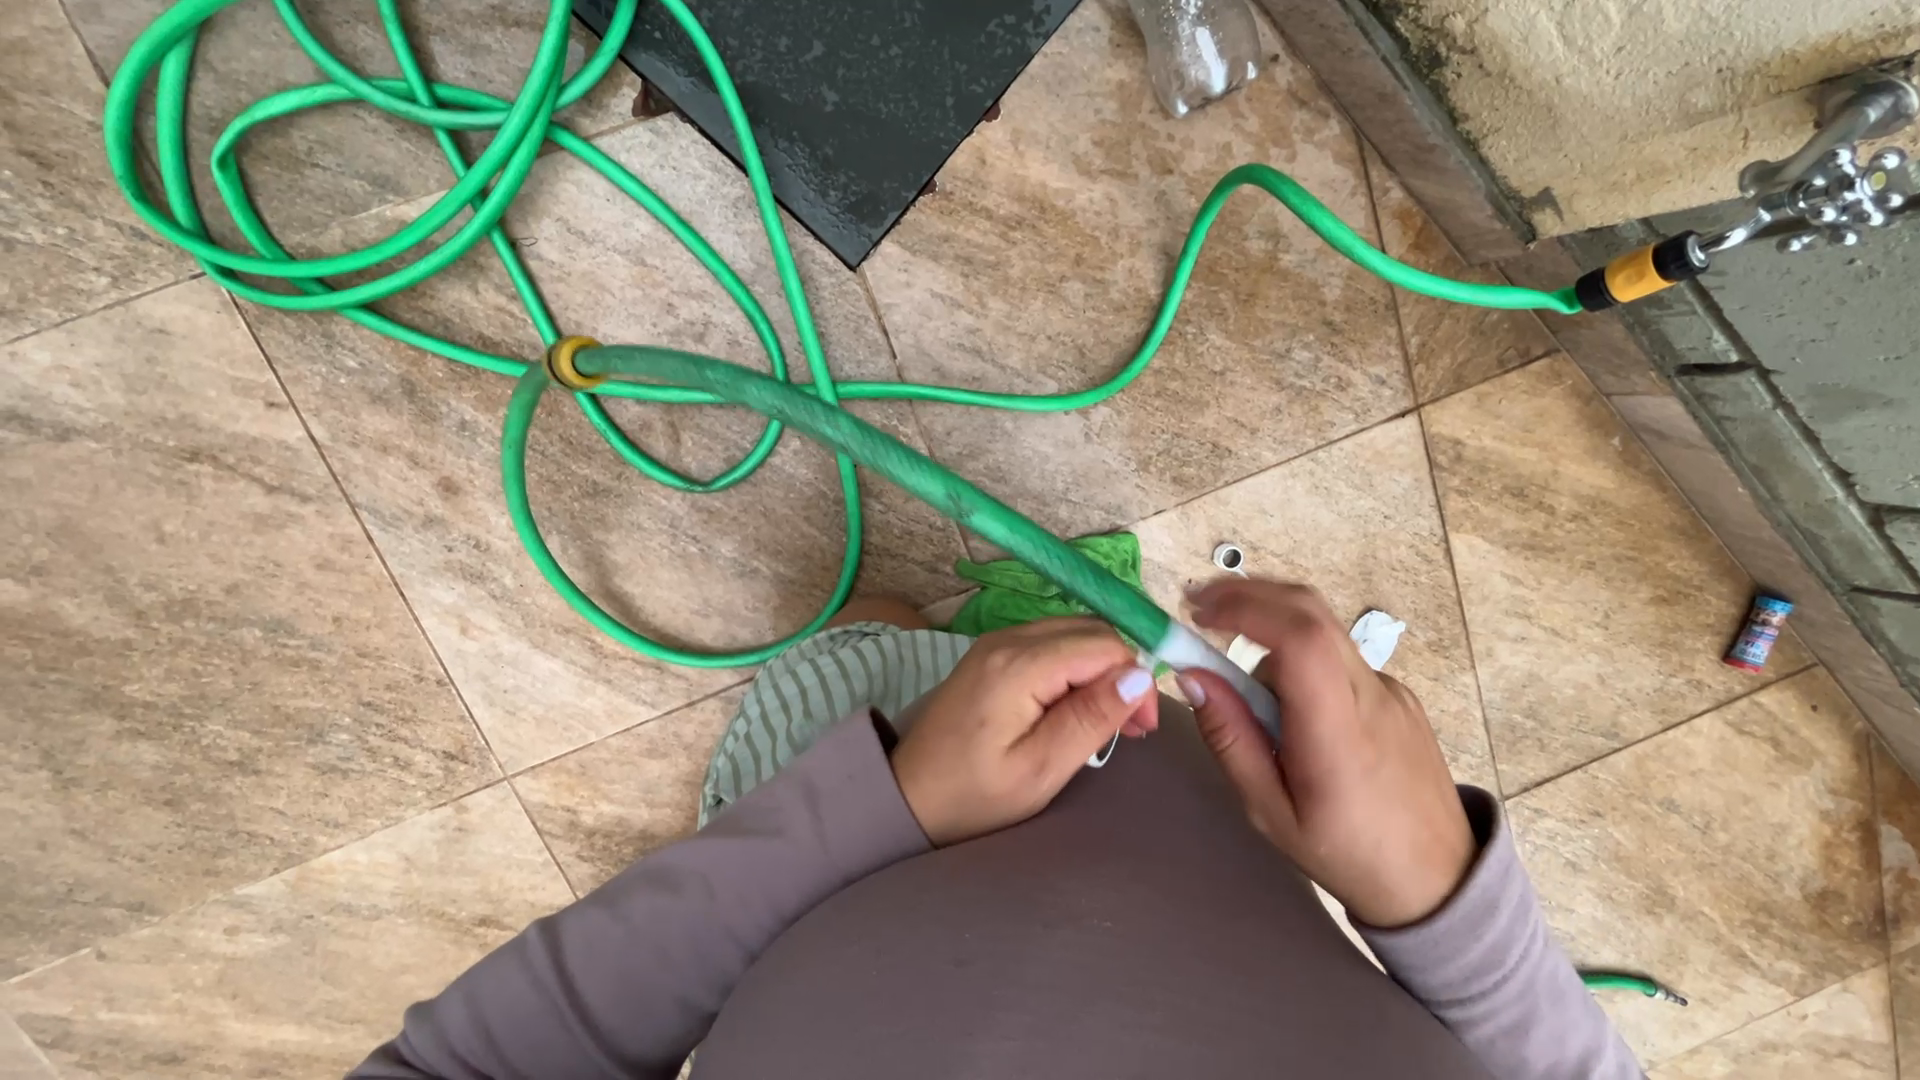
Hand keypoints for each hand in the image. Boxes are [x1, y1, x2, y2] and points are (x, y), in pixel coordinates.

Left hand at [890, 618, 1159, 845]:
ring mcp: (996, 642)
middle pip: (1090, 631)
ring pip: (1072, 634)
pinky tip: (1078, 705)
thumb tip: (1141, 675)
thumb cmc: (973, 795)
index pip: (1103, 644)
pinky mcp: (991, 654)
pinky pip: (1050, 644)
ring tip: (1110, 721)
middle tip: (1132, 728)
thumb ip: (1091, 717)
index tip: (1142, 728)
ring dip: (1101, 670)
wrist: (906, 796)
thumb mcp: (1040, 768)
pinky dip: (1075, 668)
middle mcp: (1007, 638)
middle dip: (1122, 671)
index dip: (1135, 679)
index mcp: (1018, 664)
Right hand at [1178, 579, 1474, 928]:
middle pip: (1310, 611)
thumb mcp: (1268, 810)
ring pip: (1320, 631)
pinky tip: (1287, 711)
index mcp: (1338, 729)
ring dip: (1270, 636)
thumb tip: (1192, 675)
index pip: (1299, 637)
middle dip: (1247, 595)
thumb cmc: (1346, 853)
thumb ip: (1229, 738)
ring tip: (1247, 697)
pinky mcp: (1397, 694)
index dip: (1245, 608)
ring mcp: (1391, 689)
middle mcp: (1371, 694)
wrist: (1441, 881)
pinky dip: (1297, 659)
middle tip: (1198, 607)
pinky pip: (1336, 656)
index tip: (1197, 611)